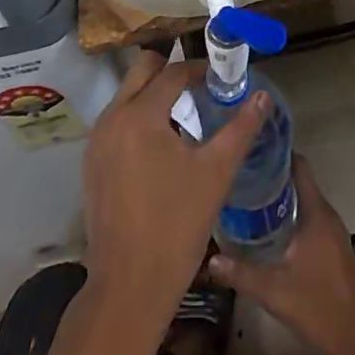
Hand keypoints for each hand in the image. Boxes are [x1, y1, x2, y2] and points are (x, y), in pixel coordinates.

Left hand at [29, 49, 267, 354]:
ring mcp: (96, 141)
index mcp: (139, 115)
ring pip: (127, 96)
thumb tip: (261, 97)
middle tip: (202, 89)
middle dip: (172, 72)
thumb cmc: (177, 224)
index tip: (224, 79)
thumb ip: (241, 128)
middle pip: (142, 71)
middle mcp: (111, 119)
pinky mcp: (92, 163)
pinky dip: (140, 119)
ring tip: (188, 116)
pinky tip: (164, 146)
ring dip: (155, 96)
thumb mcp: (216, 172)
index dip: (200, 70)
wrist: (131, 283)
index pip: (172, 72)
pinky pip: (118, 122)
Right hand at [206, 156, 354, 354]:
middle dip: (273, 175)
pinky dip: (290, 215)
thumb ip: (239, 271)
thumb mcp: (272, 289)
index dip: (279, 153)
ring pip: (304, 202)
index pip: (300, 167)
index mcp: (317, 214)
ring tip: (248, 195)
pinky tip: (268, 227)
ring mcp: (333, 233)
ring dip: (281, 197)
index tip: (253, 148)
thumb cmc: (317, 307)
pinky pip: (310, 219)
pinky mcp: (333, 249)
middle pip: (300, 182)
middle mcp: (328, 216)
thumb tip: (208, 258)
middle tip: (242, 172)